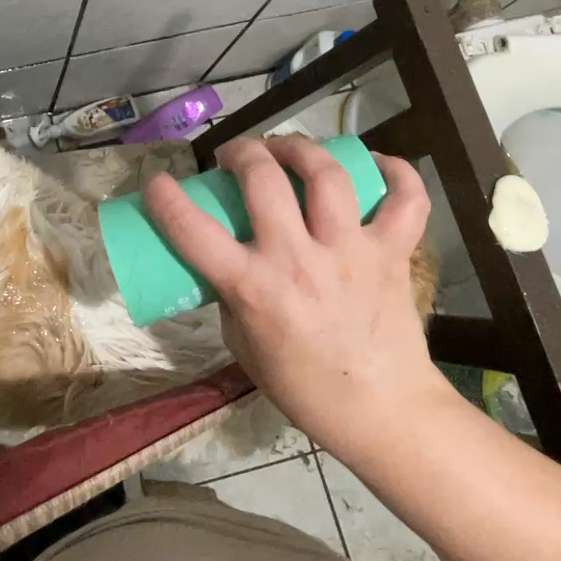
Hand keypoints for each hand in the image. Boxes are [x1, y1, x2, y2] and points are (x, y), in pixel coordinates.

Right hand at [141, 137, 445, 451]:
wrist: (383, 412)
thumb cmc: (303, 387)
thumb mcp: (244, 346)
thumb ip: (232, 297)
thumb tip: (228, 263)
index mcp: (253, 288)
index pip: (193, 231)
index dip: (165, 197)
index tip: (157, 181)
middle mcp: (299, 259)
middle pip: (264, 178)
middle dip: (243, 152)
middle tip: (236, 157)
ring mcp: (350, 251)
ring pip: (328, 175)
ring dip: (302, 149)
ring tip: (289, 150)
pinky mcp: (392, 253)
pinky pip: (404, 199)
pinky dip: (396, 173)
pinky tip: (375, 164)